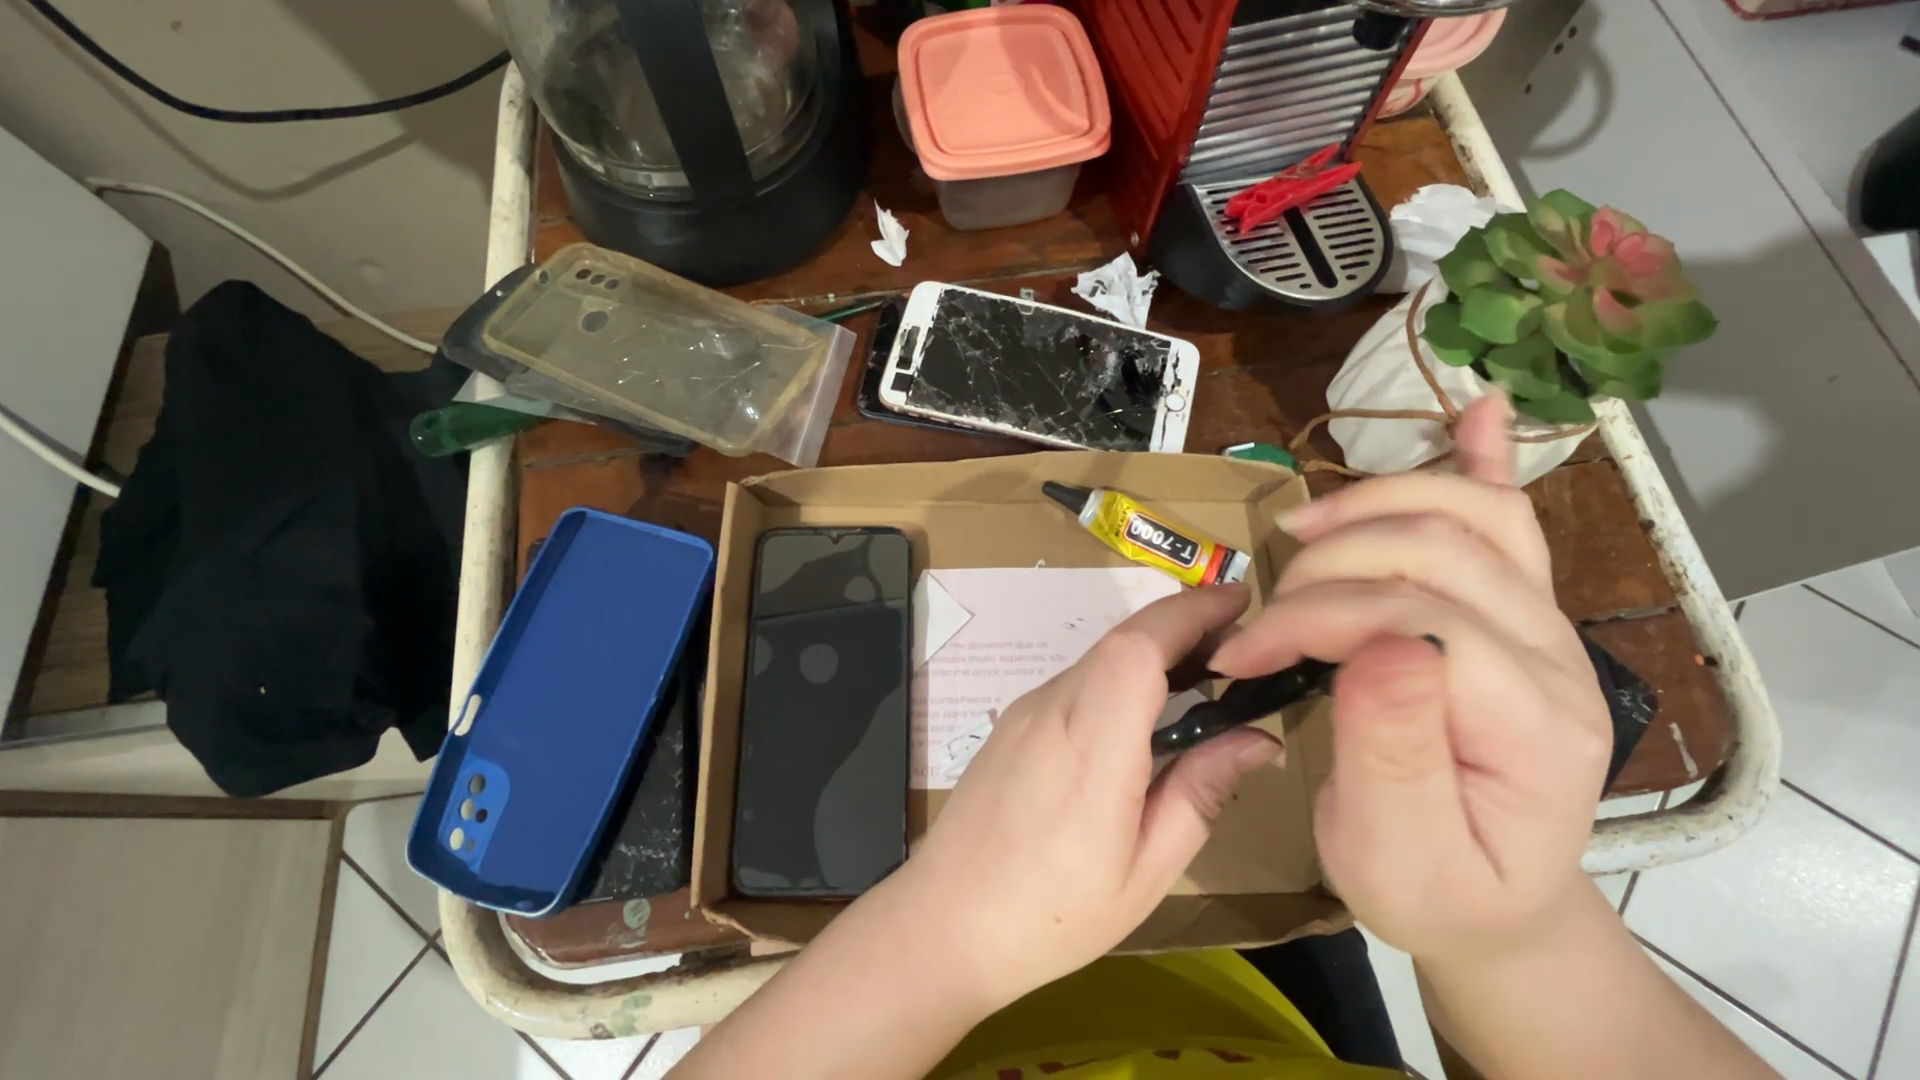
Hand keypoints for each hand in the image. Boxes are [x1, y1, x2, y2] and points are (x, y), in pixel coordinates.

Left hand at [881, 583, 1281, 1008]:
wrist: (944, 922)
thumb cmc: (1052, 915)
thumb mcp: (1145, 871)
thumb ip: (1200, 793)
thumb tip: (1258, 737)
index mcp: (1091, 748)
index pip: (1138, 647)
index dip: (1190, 612)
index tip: (1242, 601)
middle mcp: (1051, 711)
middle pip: (1121, 641)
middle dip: (1183, 623)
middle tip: (1241, 644)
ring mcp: (1025, 712)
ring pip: (1098, 657)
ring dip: (1153, 649)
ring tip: (1206, 674)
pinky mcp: (1012, 723)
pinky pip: (1076, 681)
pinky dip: (1121, 675)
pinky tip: (1146, 711)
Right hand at [1209, 395, 1611, 962]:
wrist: (1496, 899)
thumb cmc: (1436, 889)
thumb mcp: (1398, 855)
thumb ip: (1394, 753)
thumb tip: (1376, 641)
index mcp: (1531, 720)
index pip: (1413, 619)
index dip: (1311, 620)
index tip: (1238, 658)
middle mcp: (1555, 652)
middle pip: (1437, 552)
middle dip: (1324, 571)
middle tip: (1257, 624)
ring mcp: (1544, 622)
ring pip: (1471, 513)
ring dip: (1374, 503)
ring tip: (1298, 534)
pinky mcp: (1522, 610)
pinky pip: (1510, 517)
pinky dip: (1485, 460)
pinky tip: (1478, 409)